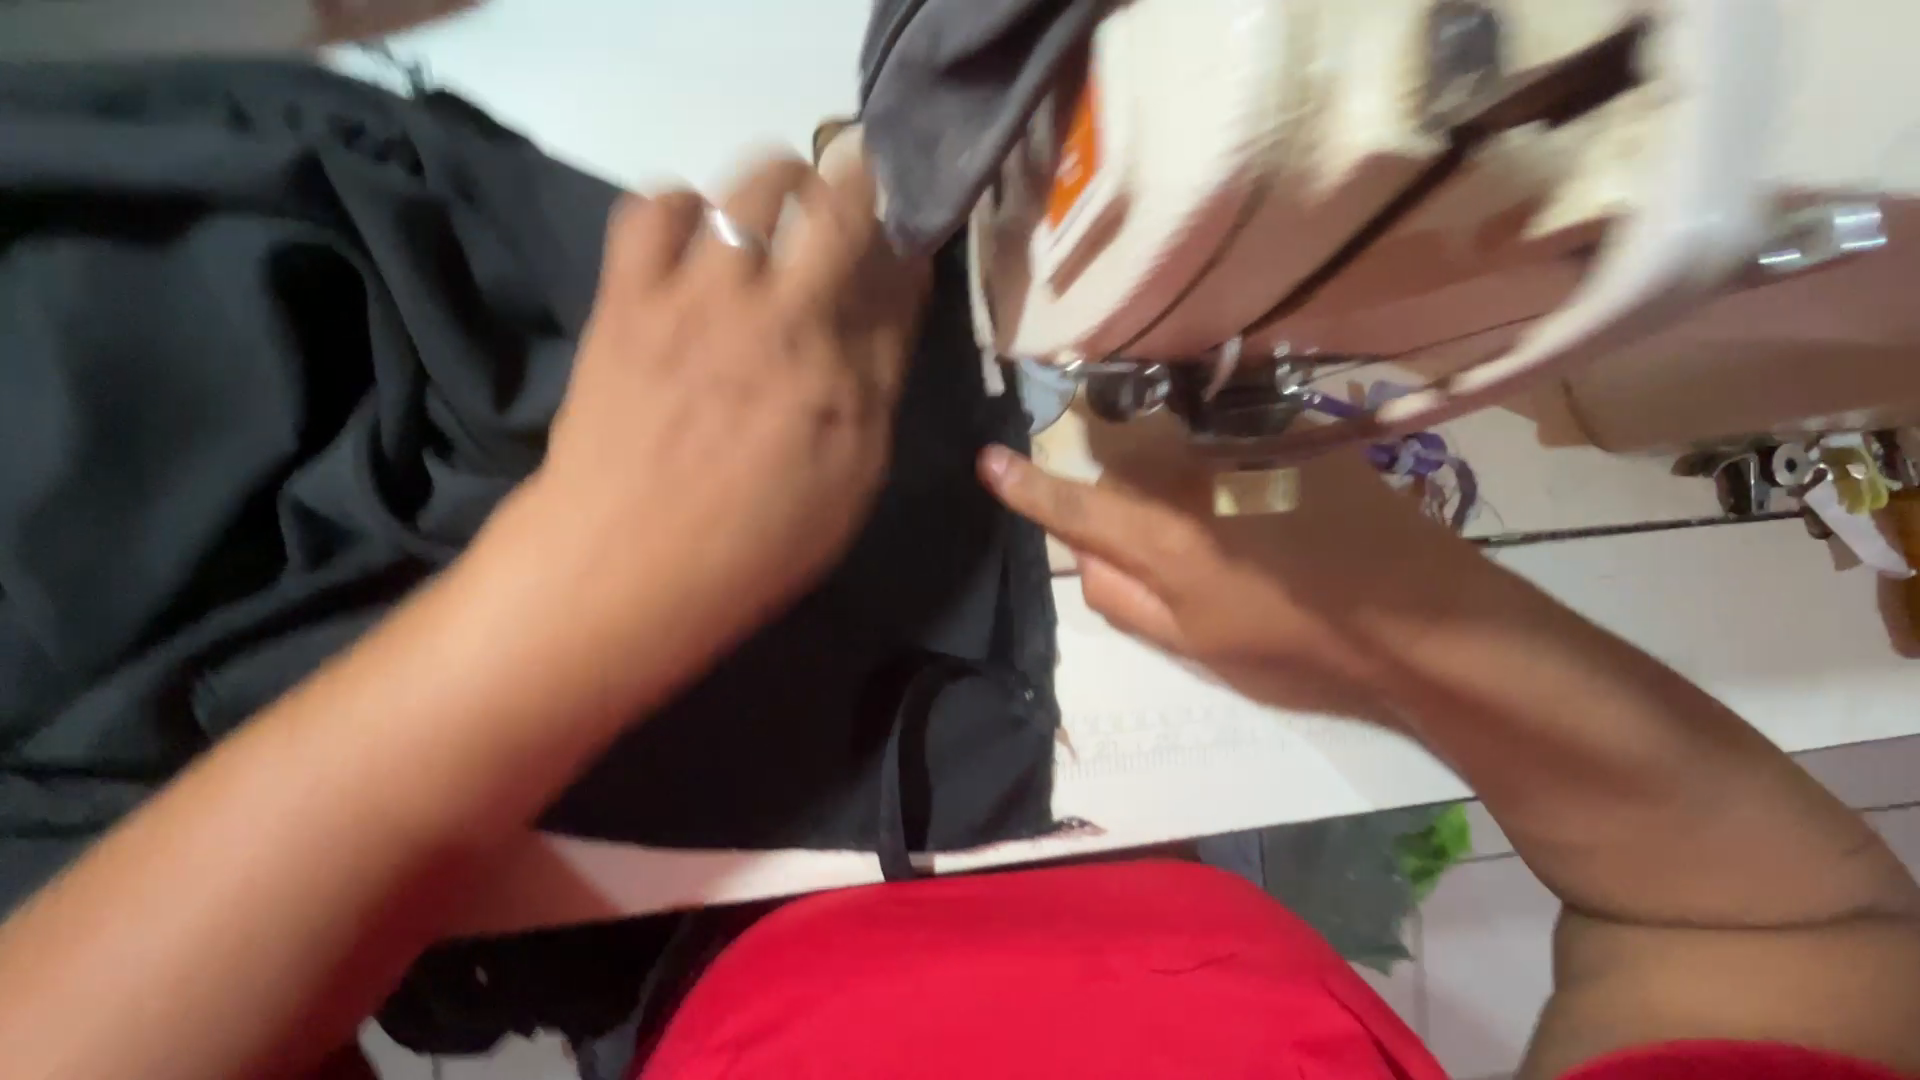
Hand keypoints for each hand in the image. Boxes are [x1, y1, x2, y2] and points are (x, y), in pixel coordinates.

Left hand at [481, 153, 927, 694]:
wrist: (625, 564)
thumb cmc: (754, 541)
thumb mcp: (851, 482)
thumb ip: (878, 389)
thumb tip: (893, 312)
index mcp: (846, 380)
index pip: (898, 279)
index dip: (906, 248)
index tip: (902, 244)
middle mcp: (782, 320)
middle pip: (842, 208)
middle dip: (860, 190)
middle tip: (848, 208)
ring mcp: (700, 300)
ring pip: (755, 184)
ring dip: (783, 181)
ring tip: (779, 206)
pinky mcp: (630, 296)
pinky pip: (654, 207)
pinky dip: (681, 204)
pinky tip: (694, 232)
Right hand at [978, 441, 1512, 719]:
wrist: (1417, 612)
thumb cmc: (1296, 644)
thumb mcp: (1193, 645)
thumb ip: (1121, 598)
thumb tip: (1082, 557)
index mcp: (1159, 538)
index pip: (1073, 507)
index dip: (1027, 487)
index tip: (988, 461)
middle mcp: (1188, 477)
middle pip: (1118, 465)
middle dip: (1118, 489)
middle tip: (1164, 536)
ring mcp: (1239, 447)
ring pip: (1169, 447)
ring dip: (1169, 469)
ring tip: (1222, 519)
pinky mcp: (1284, 430)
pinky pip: (1221, 434)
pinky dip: (1218, 456)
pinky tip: (1263, 493)